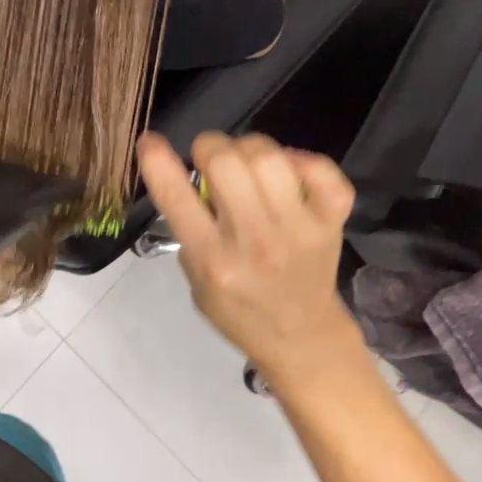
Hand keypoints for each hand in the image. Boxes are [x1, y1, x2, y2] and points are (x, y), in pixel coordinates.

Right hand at [136, 131, 358, 383]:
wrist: (302, 338)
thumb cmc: (236, 309)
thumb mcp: (194, 277)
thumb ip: (188, 228)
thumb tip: (190, 176)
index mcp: (211, 258)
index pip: (175, 195)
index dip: (155, 158)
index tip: (150, 142)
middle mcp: (253, 240)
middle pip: (226, 161)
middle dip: (209, 146)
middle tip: (209, 158)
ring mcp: (297, 229)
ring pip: (269, 157)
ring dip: (249, 148)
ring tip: (245, 162)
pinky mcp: (330, 223)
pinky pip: (321, 171)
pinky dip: (302, 160)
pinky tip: (287, 170)